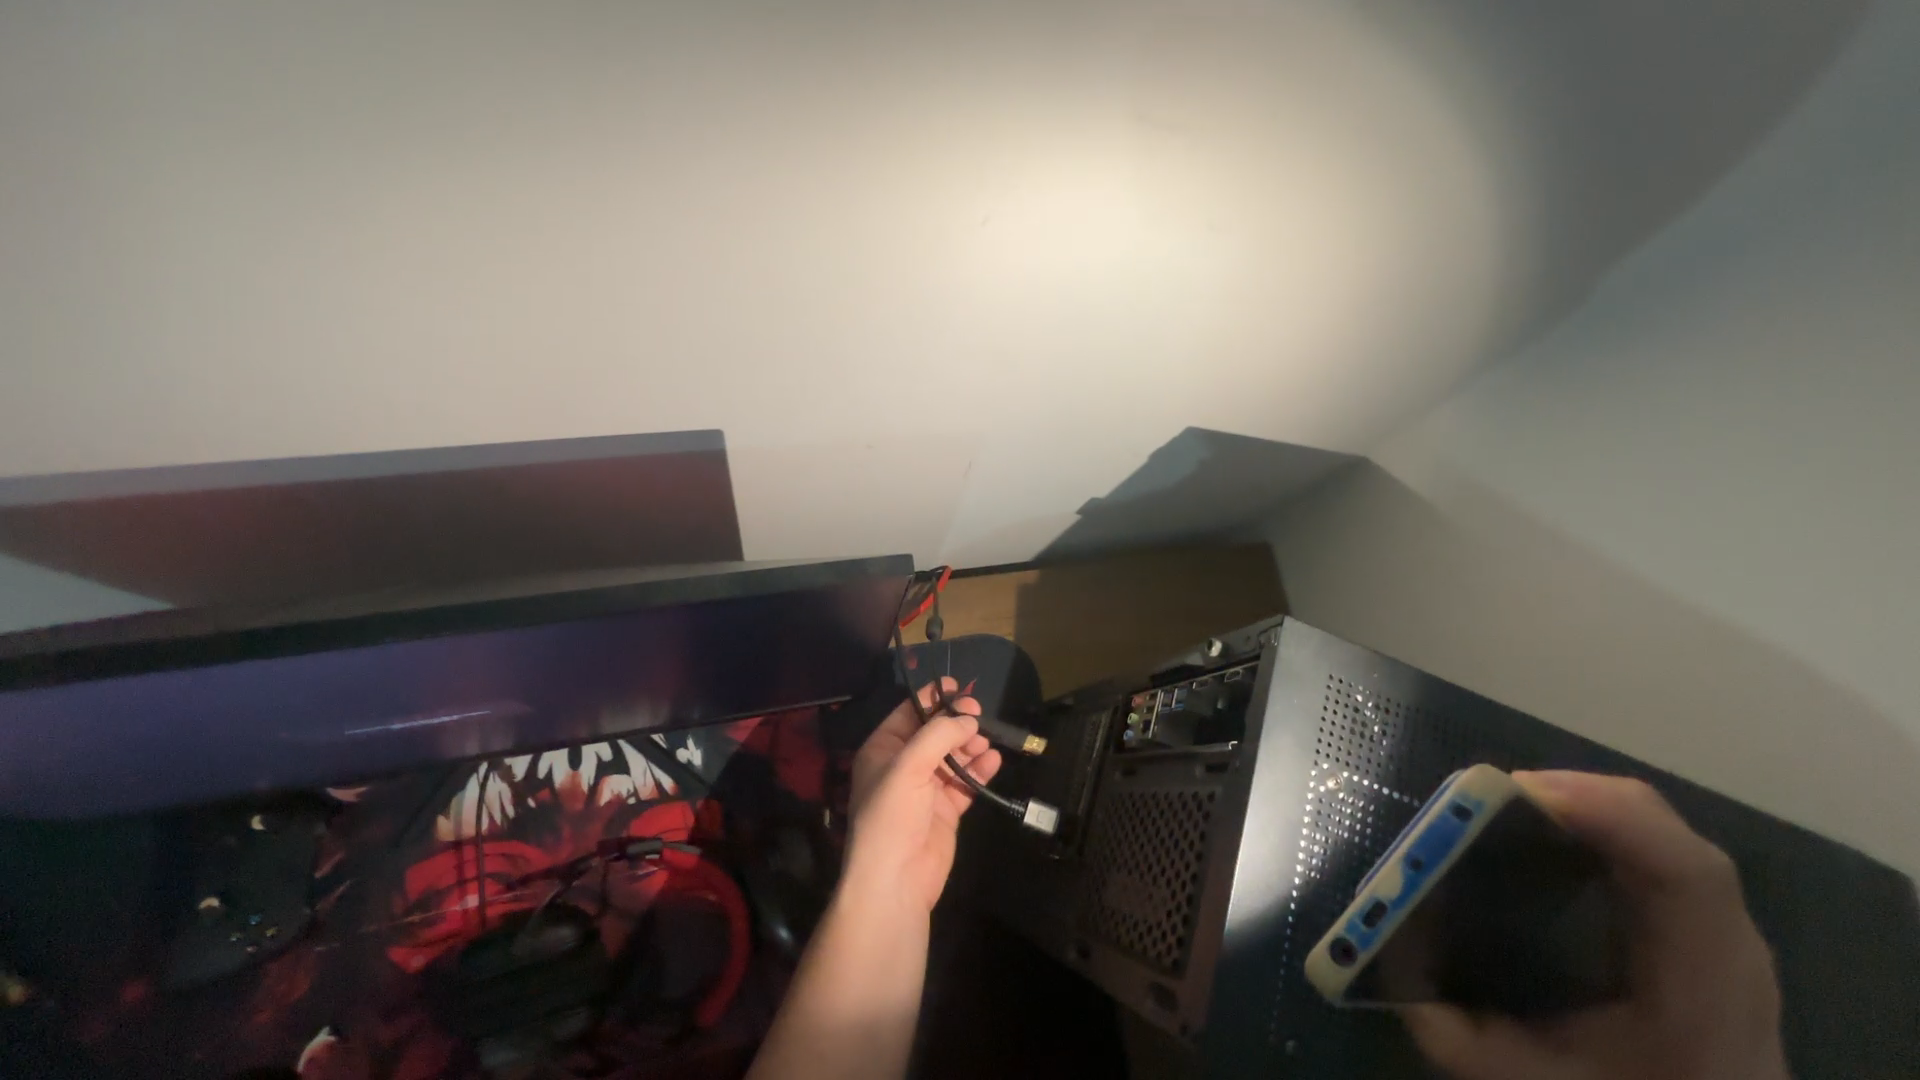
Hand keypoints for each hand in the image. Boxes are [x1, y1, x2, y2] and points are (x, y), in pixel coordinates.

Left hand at [842, 677, 1002, 916]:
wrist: (896, 880)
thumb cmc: (892, 815)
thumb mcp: (908, 766)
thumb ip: (938, 735)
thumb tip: (968, 719)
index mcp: (882, 750)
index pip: (908, 714)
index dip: (932, 699)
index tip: (958, 686)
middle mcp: (903, 766)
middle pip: (934, 734)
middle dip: (957, 723)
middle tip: (979, 714)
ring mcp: (925, 789)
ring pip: (953, 756)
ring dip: (970, 746)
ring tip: (987, 741)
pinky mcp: (945, 811)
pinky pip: (966, 782)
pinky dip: (979, 770)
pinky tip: (993, 760)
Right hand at [1404, 771, 1788, 1079]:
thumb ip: (1447, 1023)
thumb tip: (1389, 940)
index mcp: (1700, 995)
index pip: (1685, 874)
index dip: (1607, 815)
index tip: (1514, 793)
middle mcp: (1727, 953)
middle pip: (1669, 835)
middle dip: (1571, 798)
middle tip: (1485, 798)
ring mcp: (1723, 937)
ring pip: (1661, 833)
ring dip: (1581, 808)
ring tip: (1504, 809)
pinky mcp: (1703, 931)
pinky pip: (1652, 850)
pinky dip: (1594, 827)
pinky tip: (1542, 838)